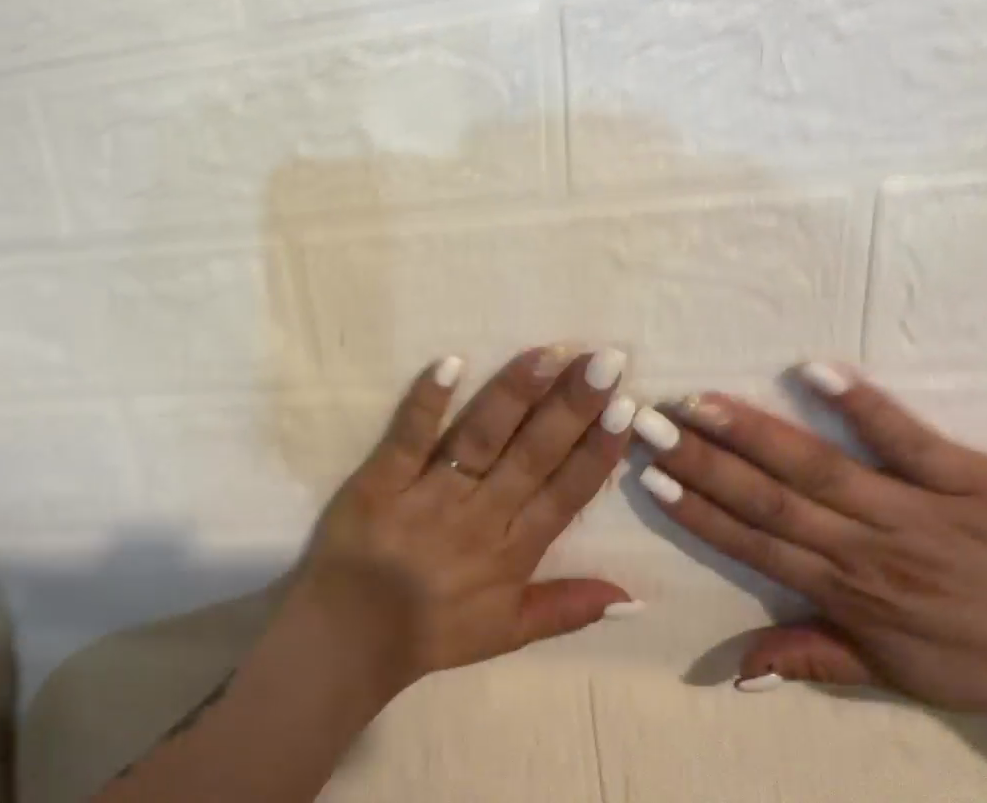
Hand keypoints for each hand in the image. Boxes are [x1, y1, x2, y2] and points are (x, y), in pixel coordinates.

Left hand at [288, 345, 639, 695]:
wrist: (351, 634)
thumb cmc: (431, 630)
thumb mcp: (506, 633)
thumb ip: (567, 609)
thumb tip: (635, 598)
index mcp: (514, 552)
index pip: (566, 494)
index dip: (597, 451)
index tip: (627, 408)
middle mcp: (480, 516)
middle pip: (533, 455)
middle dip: (572, 407)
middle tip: (604, 359)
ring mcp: (430, 495)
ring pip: (480, 438)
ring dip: (514, 396)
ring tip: (546, 353)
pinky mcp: (382, 480)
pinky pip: (409, 436)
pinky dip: (429, 402)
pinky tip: (450, 364)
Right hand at [636, 363, 986, 755]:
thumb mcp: (910, 679)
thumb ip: (818, 657)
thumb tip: (736, 668)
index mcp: (853, 597)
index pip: (754, 544)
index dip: (698, 509)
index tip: (648, 475)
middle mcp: (873, 553)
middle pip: (769, 499)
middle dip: (702, 459)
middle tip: (646, 422)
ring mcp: (923, 514)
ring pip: (819, 467)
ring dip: (754, 432)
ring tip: (699, 400)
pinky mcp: (979, 481)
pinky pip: (910, 439)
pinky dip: (862, 405)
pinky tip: (814, 371)